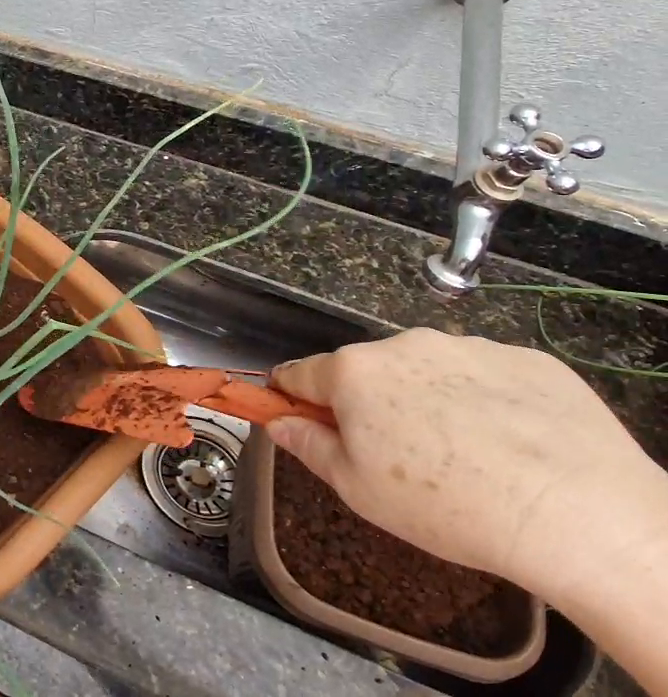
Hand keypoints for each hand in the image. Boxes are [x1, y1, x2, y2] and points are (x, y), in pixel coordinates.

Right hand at [269, 328, 661, 594]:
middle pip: (368, 370)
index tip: (304, 423)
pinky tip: (511, 444)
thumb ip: (307, 446)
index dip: (295, 400)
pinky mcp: (532, 362)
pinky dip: (488, 401)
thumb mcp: (357, 489)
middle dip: (371, 402)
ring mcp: (472, 348)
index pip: (299, 373)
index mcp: (353, 372)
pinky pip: (489, 376)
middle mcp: (405, 345)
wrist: (584, 518)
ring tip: (466, 453)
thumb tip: (279, 423)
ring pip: (430, 370)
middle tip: (397, 454)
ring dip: (430, 398)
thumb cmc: (450, 507)